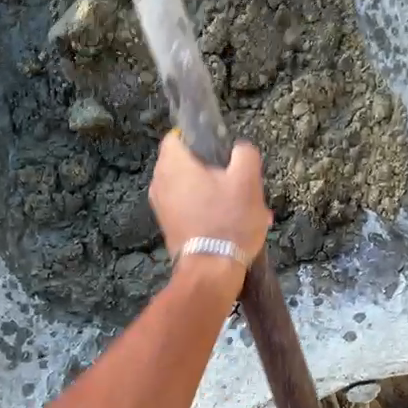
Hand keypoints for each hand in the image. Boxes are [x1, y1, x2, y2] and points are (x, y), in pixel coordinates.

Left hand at [148, 132, 271, 271]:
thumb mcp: (247, 180)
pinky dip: (207, 212)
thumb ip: (244, 154)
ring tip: (243, 210)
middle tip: (239, 184)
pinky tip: (231, 226)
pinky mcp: (168, 227)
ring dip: (215, 194)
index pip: (178, 136)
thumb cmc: (228, 220)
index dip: (201, 139)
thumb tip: (239, 150)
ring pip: (191, 188)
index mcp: (173, 163)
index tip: (222, 153)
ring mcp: (161, 207)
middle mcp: (159, 182)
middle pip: (187, 164)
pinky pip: (189, 209)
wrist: (210, 271)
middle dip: (213, 171)